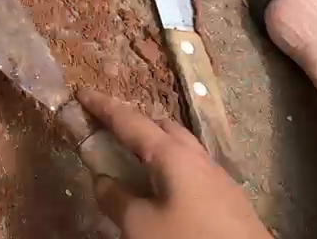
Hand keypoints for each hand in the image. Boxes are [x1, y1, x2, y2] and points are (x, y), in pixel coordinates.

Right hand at [78, 90, 270, 238]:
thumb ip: (115, 198)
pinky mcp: (235, 206)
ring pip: (184, 150)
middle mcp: (199, 159)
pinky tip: (168, 193)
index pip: (129, 119)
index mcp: (173, 154)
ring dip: (158, 147)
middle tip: (112, 132)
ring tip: (138, 162)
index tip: (81, 91)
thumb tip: (103, 181)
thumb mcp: (140, 227)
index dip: (102, 105)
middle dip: (136, 123)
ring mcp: (222, 182)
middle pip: (163, 127)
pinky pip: (197, 173)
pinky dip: (174, 170)